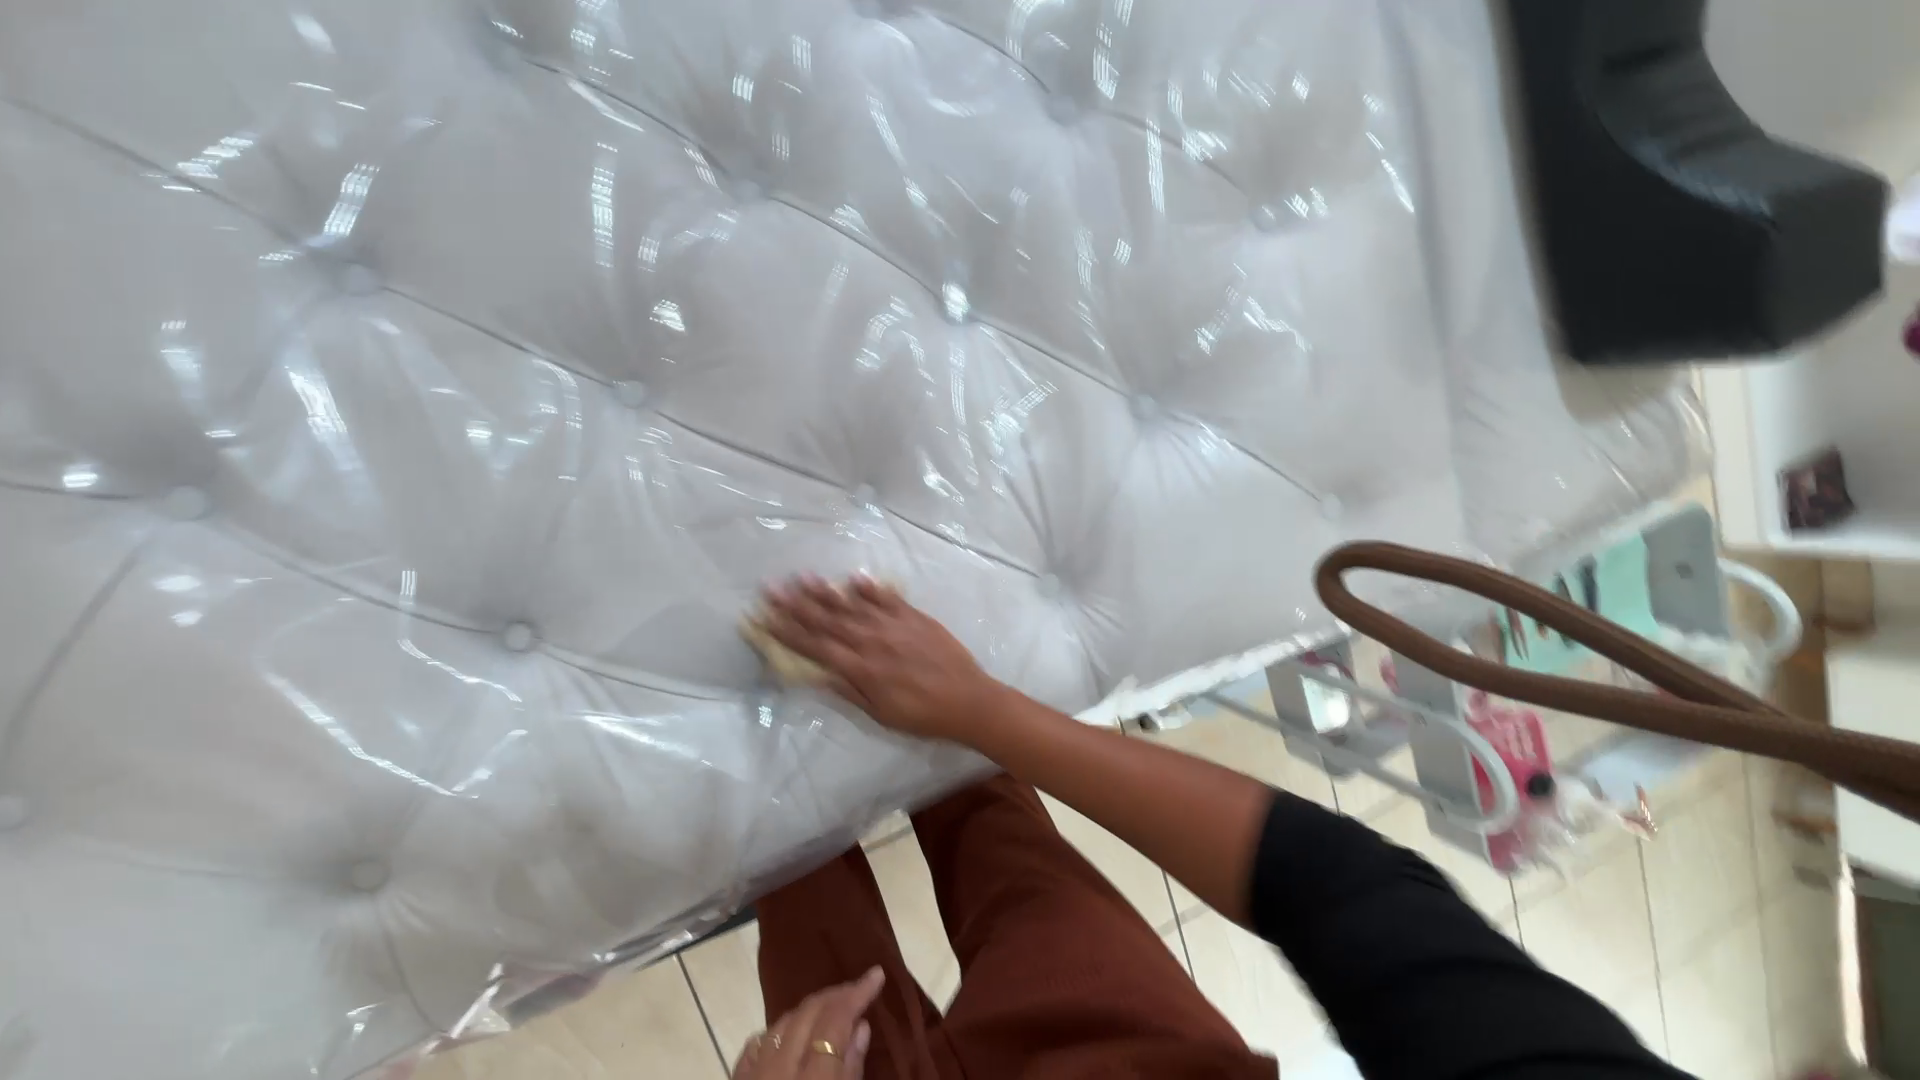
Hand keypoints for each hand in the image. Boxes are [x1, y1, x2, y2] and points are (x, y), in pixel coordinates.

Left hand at [733, 967, 882, 1078]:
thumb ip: (850, 1070)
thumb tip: (860, 1026)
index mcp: (811, 1076)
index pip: (836, 1019)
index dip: (858, 992)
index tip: (877, 974)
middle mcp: (779, 1066)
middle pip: (808, 1013)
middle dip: (836, 994)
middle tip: (860, 989)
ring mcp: (753, 1071)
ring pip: (782, 1022)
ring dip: (809, 1010)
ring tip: (831, 1009)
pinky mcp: (737, 1078)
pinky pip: (756, 1045)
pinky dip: (777, 1032)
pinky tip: (789, 1034)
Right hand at [760, 575, 1009, 743]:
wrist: (969, 700)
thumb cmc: (922, 716)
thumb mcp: (880, 713)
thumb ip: (849, 691)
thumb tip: (817, 675)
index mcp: (861, 668)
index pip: (815, 646)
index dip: (788, 632)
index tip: (765, 617)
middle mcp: (872, 641)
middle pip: (827, 620)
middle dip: (796, 605)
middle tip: (771, 588)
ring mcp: (894, 626)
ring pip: (853, 605)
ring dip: (826, 592)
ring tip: (802, 577)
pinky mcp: (915, 618)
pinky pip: (887, 599)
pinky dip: (870, 588)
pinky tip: (853, 577)